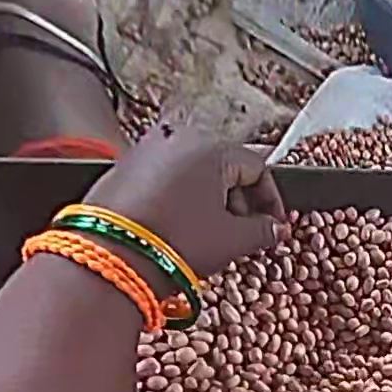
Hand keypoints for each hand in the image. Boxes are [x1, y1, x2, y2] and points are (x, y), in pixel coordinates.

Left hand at [81, 126, 285, 292]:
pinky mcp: (129, 167)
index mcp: (211, 148)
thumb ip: (262, 231)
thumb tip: (276, 228)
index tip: (275, 226)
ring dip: (215, 203)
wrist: (115, 253)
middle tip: (247, 235)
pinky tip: (186, 231)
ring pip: (198, 174)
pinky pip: (171, 179)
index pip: (257, 167)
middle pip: (226, 167)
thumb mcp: (232, 240)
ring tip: (215, 237)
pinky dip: (187, 202)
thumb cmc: (178, 242)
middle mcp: (179, 138)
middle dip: (242, 203)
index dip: (271, 200)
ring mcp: (151, 150)